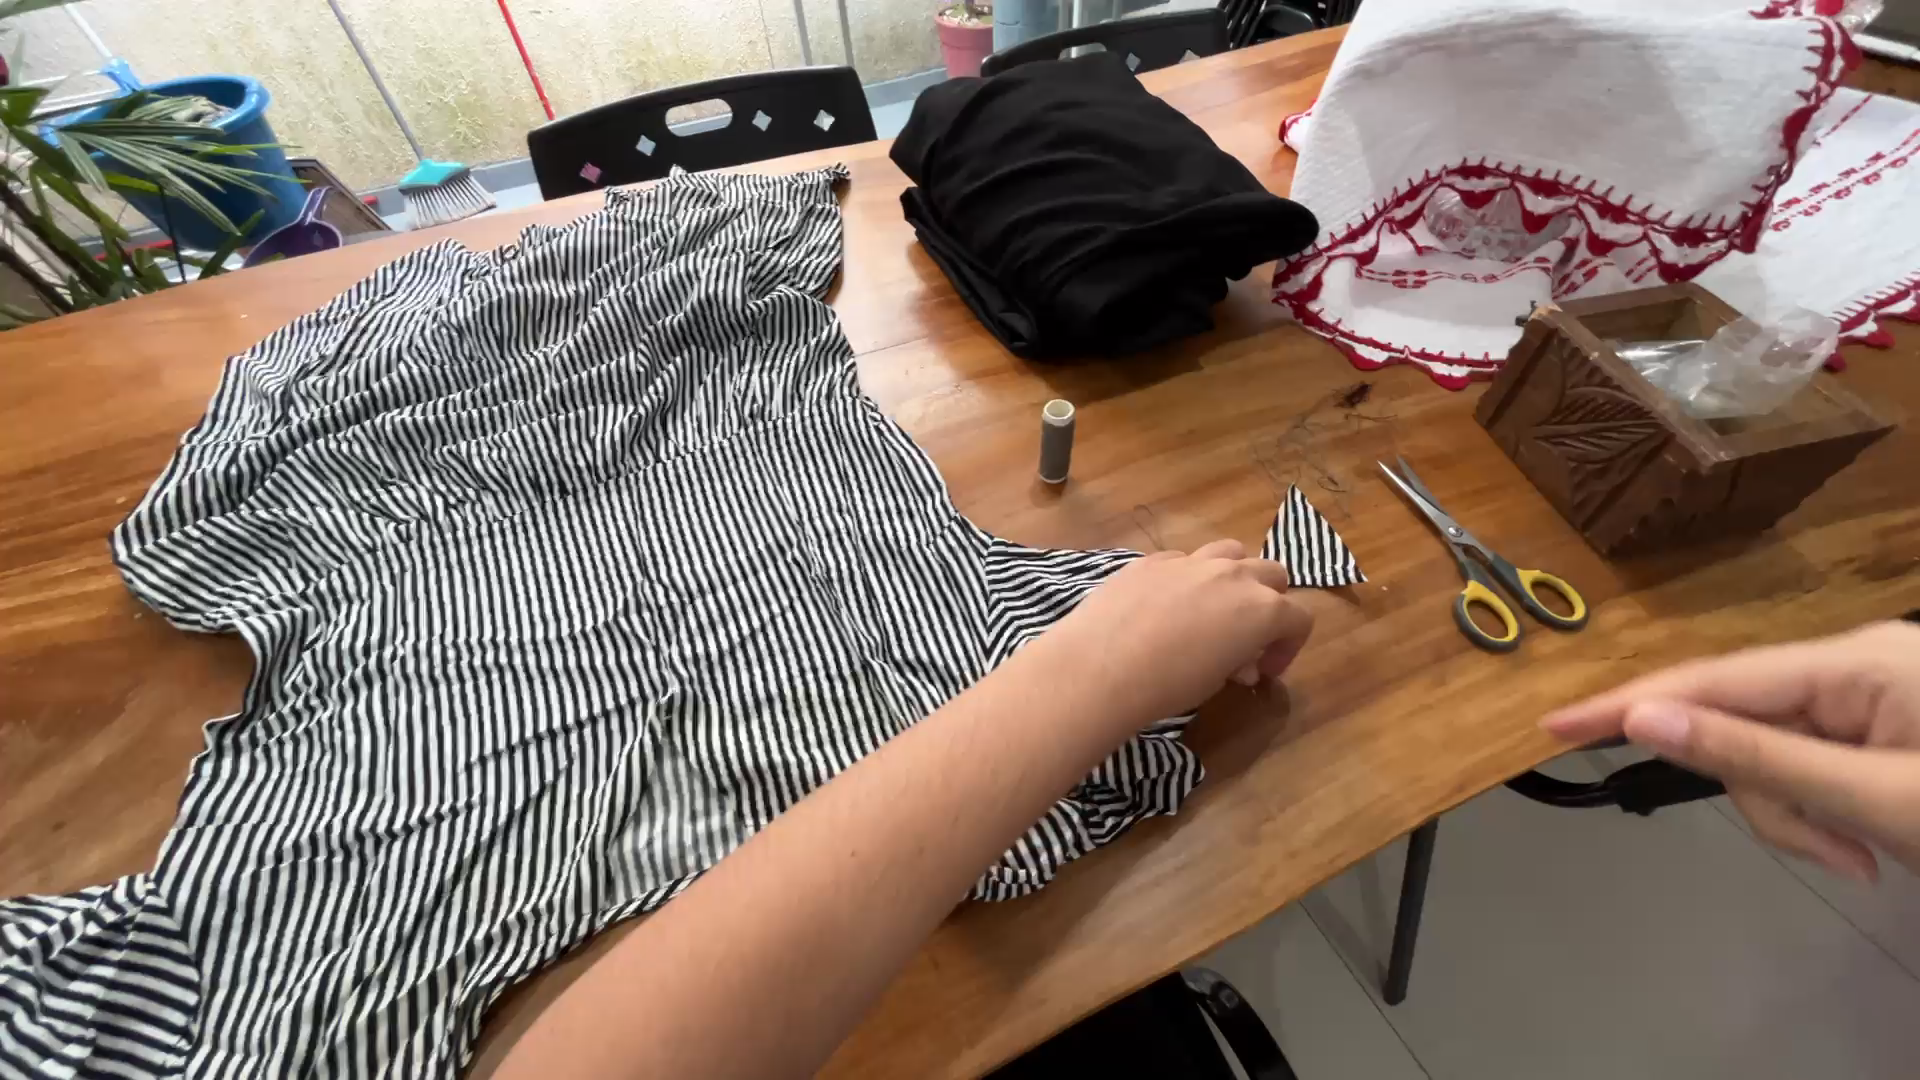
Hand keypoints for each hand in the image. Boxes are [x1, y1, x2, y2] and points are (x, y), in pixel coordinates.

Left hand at [1039, 539, 1313, 736]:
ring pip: (1229, 552)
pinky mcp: (1150, 560)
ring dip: (1231, 577)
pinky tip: (1162, 606)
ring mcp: (1189, 561)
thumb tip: (1240, 663)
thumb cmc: (1168, 684)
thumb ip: (1237, 662)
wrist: (1101, 665)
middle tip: (1243, 636)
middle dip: (1266, 603)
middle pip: (1271, 573)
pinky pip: (1182, 560)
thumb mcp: (1215, 680)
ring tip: (1210, 609)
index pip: (1299, 619)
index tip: (1263, 671)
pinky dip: (1185, 578)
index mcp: (1262, 608)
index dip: (1287, 648)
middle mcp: (1232, 575)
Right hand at [1541, 621, 1919, 883]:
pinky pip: (1805, 763)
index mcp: (1853, 663)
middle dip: (1766, 794)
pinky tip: (1872, 844)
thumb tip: (1639, 719)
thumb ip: (1754, 756)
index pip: (1705, 682)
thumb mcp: (1887, 800)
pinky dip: (1821, 810)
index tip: (1550, 725)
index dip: (1623, 705)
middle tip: (1833, 855)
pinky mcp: (1879, 727)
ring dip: (1797, 813)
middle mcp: (1849, 666)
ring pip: (1769, 753)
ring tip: (1865, 860)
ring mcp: (1866, 696)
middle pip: (1740, 725)